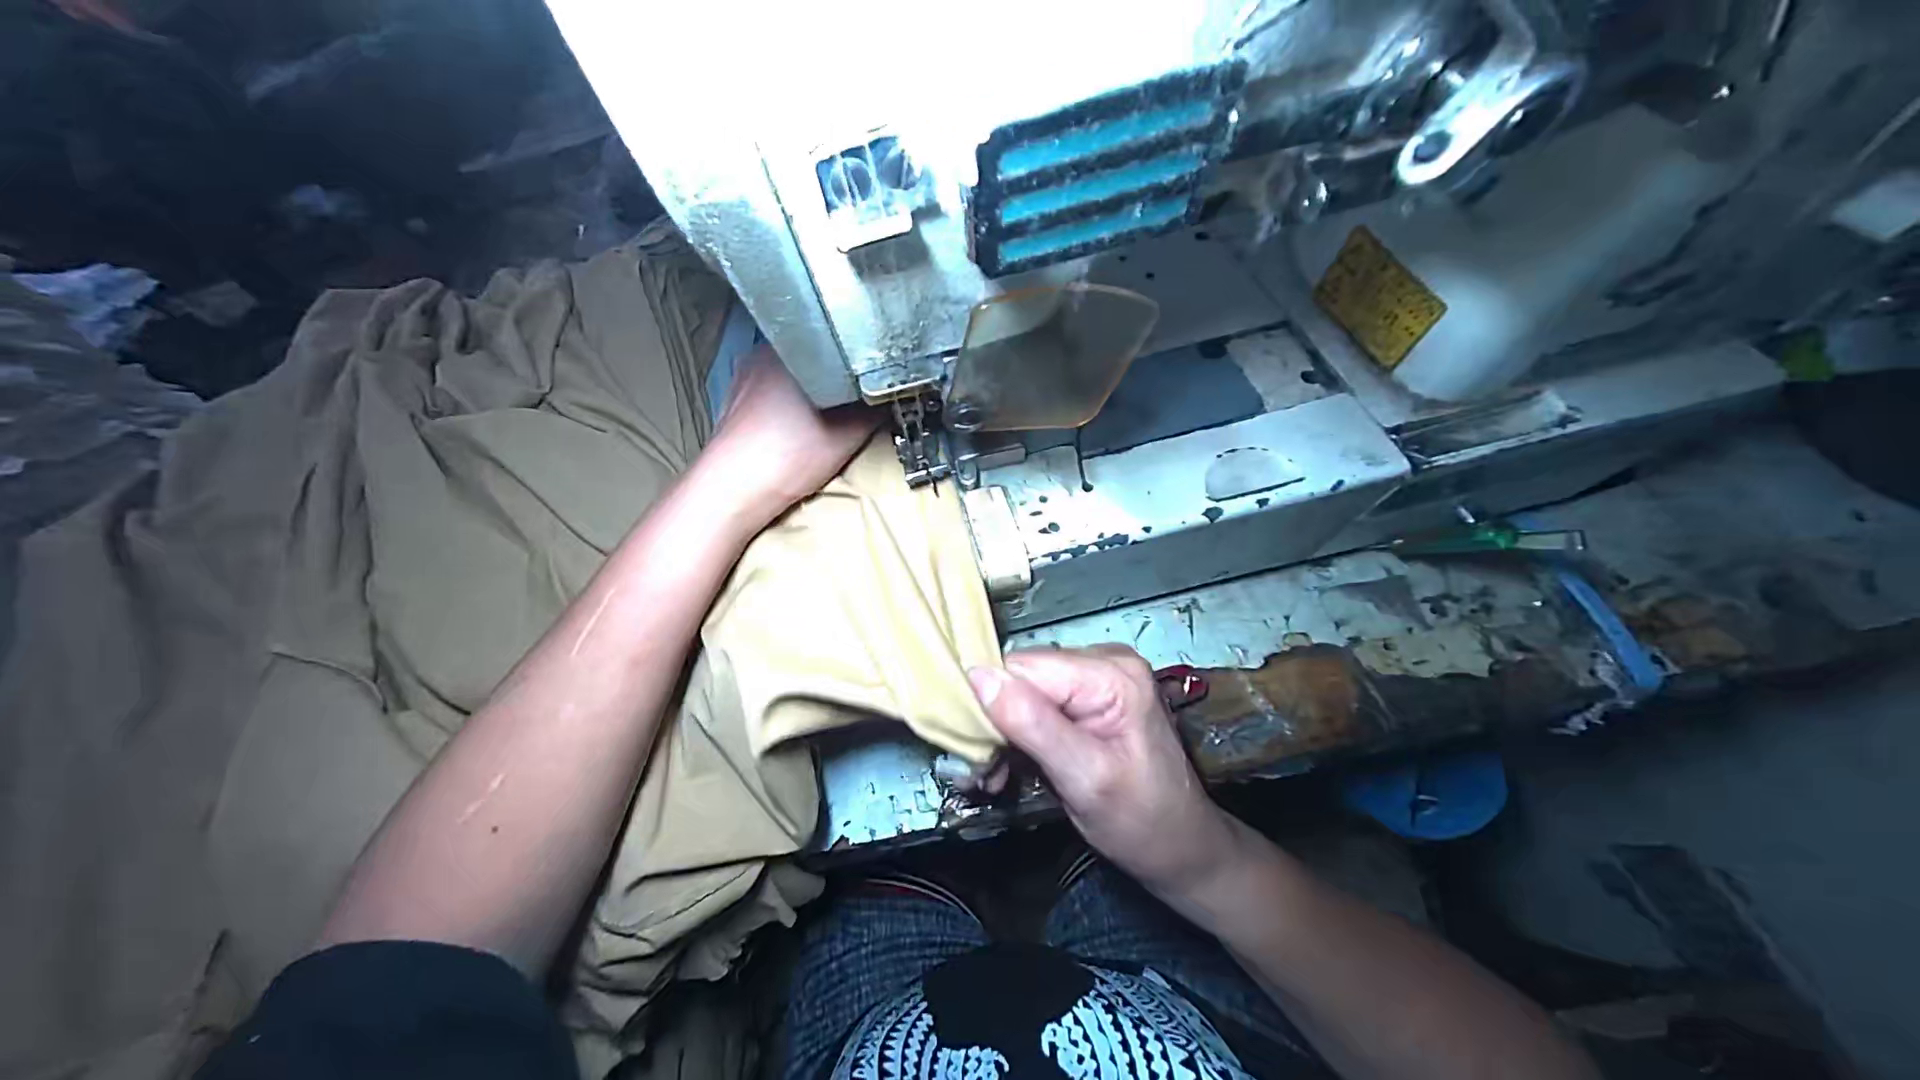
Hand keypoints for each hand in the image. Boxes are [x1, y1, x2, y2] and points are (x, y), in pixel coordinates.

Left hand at [705, 346, 879, 518]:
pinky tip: (796, 431)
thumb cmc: (789, 455)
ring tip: (825, 420)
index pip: (837, 341)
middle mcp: (763, 352)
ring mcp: (744, 377)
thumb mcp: (851, 432)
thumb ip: (876, 407)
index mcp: (792, 345)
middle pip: (815, 358)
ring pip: (792, 377)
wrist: (734, 490)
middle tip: (854, 403)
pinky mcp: (734, 402)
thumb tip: (894, 394)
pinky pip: (773, 396)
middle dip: (835, 378)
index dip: (860, 361)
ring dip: (811, 393)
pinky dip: (788, 408)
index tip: (872, 381)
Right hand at [968, 647, 1241, 895]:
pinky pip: (1036, 700)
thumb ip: (1032, 724)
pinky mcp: (1088, 694)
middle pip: (1020, 676)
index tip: (977, 755)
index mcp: (1111, 674)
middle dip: (993, 723)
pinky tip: (1013, 765)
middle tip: (984, 775)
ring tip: (996, 775)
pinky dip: (1019, 733)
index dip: (989, 704)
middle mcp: (1103, 660)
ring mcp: (1097, 675)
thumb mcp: (1085, 779)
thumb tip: (978, 675)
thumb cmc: (1143, 823)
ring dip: (1002, 733)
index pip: (1022, 667)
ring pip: (1022, 689)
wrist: (1182, 846)